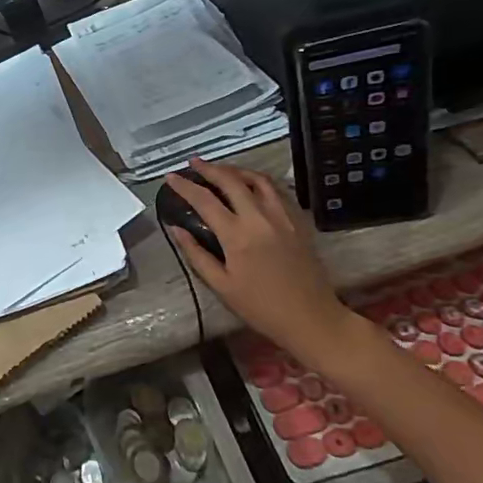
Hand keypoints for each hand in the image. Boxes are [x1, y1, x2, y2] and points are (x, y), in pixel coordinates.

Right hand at [163, 159, 353, 357]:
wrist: (312, 319)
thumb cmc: (260, 307)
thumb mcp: (221, 285)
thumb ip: (196, 254)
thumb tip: (176, 229)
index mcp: (237, 236)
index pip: (204, 200)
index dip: (184, 186)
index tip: (171, 177)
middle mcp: (260, 219)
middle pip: (232, 181)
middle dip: (210, 169)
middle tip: (193, 164)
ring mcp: (283, 218)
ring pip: (258, 180)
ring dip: (236, 170)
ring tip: (222, 169)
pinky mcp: (299, 223)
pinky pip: (278, 192)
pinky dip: (259, 182)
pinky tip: (251, 186)